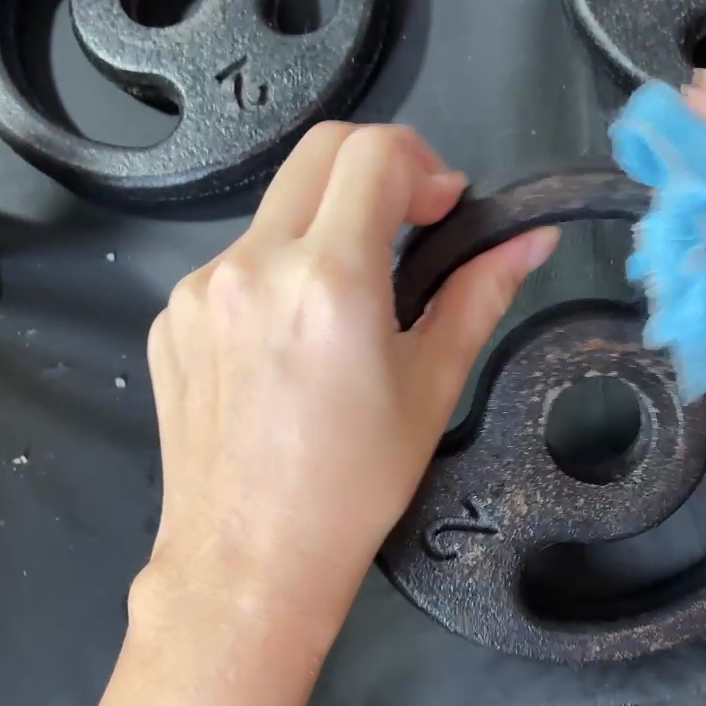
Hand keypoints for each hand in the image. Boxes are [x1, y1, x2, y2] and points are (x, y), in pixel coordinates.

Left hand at [143, 123, 558, 633]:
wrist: (252, 555)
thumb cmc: (358, 481)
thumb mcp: (433, 386)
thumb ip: (480, 295)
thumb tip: (533, 239)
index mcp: (330, 282)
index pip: (375, 155)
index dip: (426, 166)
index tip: (447, 212)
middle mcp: (253, 265)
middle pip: (319, 150)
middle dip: (380, 170)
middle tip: (415, 227)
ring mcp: (200, 287)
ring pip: (277, 210)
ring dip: (330, 228)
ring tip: (355, 309)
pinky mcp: (172, 315)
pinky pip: (239, 263)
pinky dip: (283, 274)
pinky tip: (299, 344)